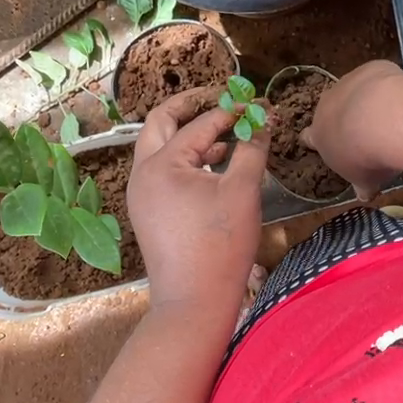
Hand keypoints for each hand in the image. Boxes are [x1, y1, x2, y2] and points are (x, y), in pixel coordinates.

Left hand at [128, 87, 267, 317]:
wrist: (193, 304)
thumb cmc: (220, 245)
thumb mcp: (243, 190)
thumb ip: (252, 148)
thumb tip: (261, 120)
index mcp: (162, 164)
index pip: (202, 123)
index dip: (233, 110)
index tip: (259, 104)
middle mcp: (143, 173)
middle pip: (161, 122)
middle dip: (191, 105)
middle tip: (222, 98)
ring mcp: (141, 193)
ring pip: (159, 145)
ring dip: (189, 132)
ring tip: (225, 131)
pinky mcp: (148, 210)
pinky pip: (163, 169)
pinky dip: (186, 157)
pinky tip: (215, 163)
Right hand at [304, 60, 402, 200]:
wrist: (382, 119)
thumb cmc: (366, 157)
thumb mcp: (363, 179)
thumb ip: (362, 184)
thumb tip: (365, 195)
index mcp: (320, 134)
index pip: (310, 137)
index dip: (318, 139)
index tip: (331, 142)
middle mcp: (328, 104)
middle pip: (332, 109)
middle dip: (348, 118)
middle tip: (368, 132)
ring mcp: (348, 82)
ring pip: (356, 91)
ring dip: (368, 101)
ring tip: (390, 116)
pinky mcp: (369, 68)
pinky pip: (377, 77)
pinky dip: (386, 86)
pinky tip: (401, 98)